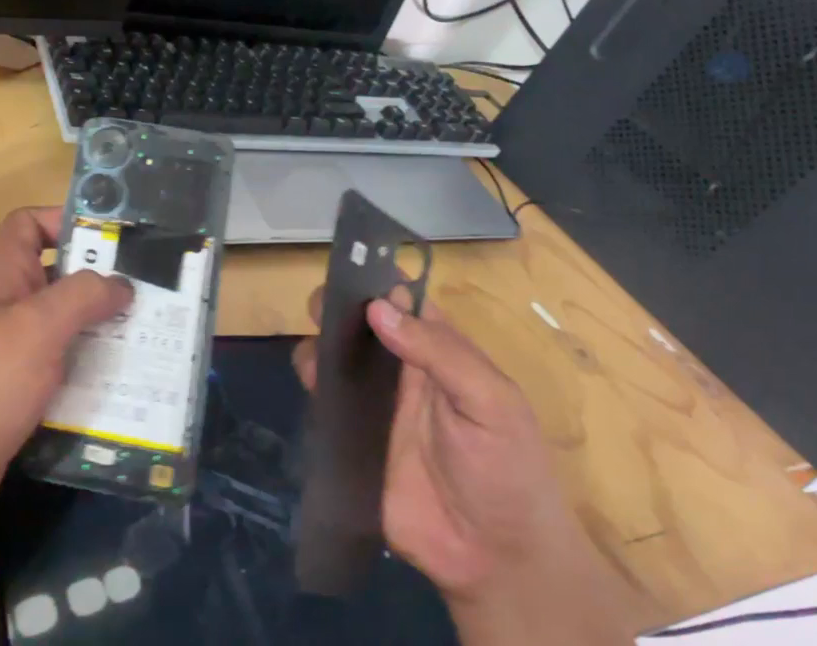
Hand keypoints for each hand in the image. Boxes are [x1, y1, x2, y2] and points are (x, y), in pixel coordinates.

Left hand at [0, 207, 131, 556]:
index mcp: (0, 277)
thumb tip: (121, 283)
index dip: (67, 220)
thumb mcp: (34, 330)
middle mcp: (5, 309)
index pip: (29, 224)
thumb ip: (81, 296)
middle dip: (104, 283)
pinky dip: (91, 378)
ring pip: (65, 329)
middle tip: (157, 295)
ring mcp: (10, 355)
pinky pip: (62, 375)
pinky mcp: (17, 398)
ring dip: (104, 333)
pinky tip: (130, 388)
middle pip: (58, 278)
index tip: (117, 239)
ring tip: (156, 339)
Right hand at [294, 293, 638, 641]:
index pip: (403, 301)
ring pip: (331, 356)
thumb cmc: (506, 470)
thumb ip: (440, 352)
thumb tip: (378, 308)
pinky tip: (313, 387)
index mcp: (439, 353)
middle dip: (337, 305)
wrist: (493, 556)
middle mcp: (399, 370)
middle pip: (358, 322)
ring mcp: (371, 404)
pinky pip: (320, 403)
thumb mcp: (491, 403)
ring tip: (321, 355)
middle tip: (326, 308)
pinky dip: (310, 386)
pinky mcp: (348, 439)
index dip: (378, 278)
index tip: (351, 261)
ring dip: (319, 343)